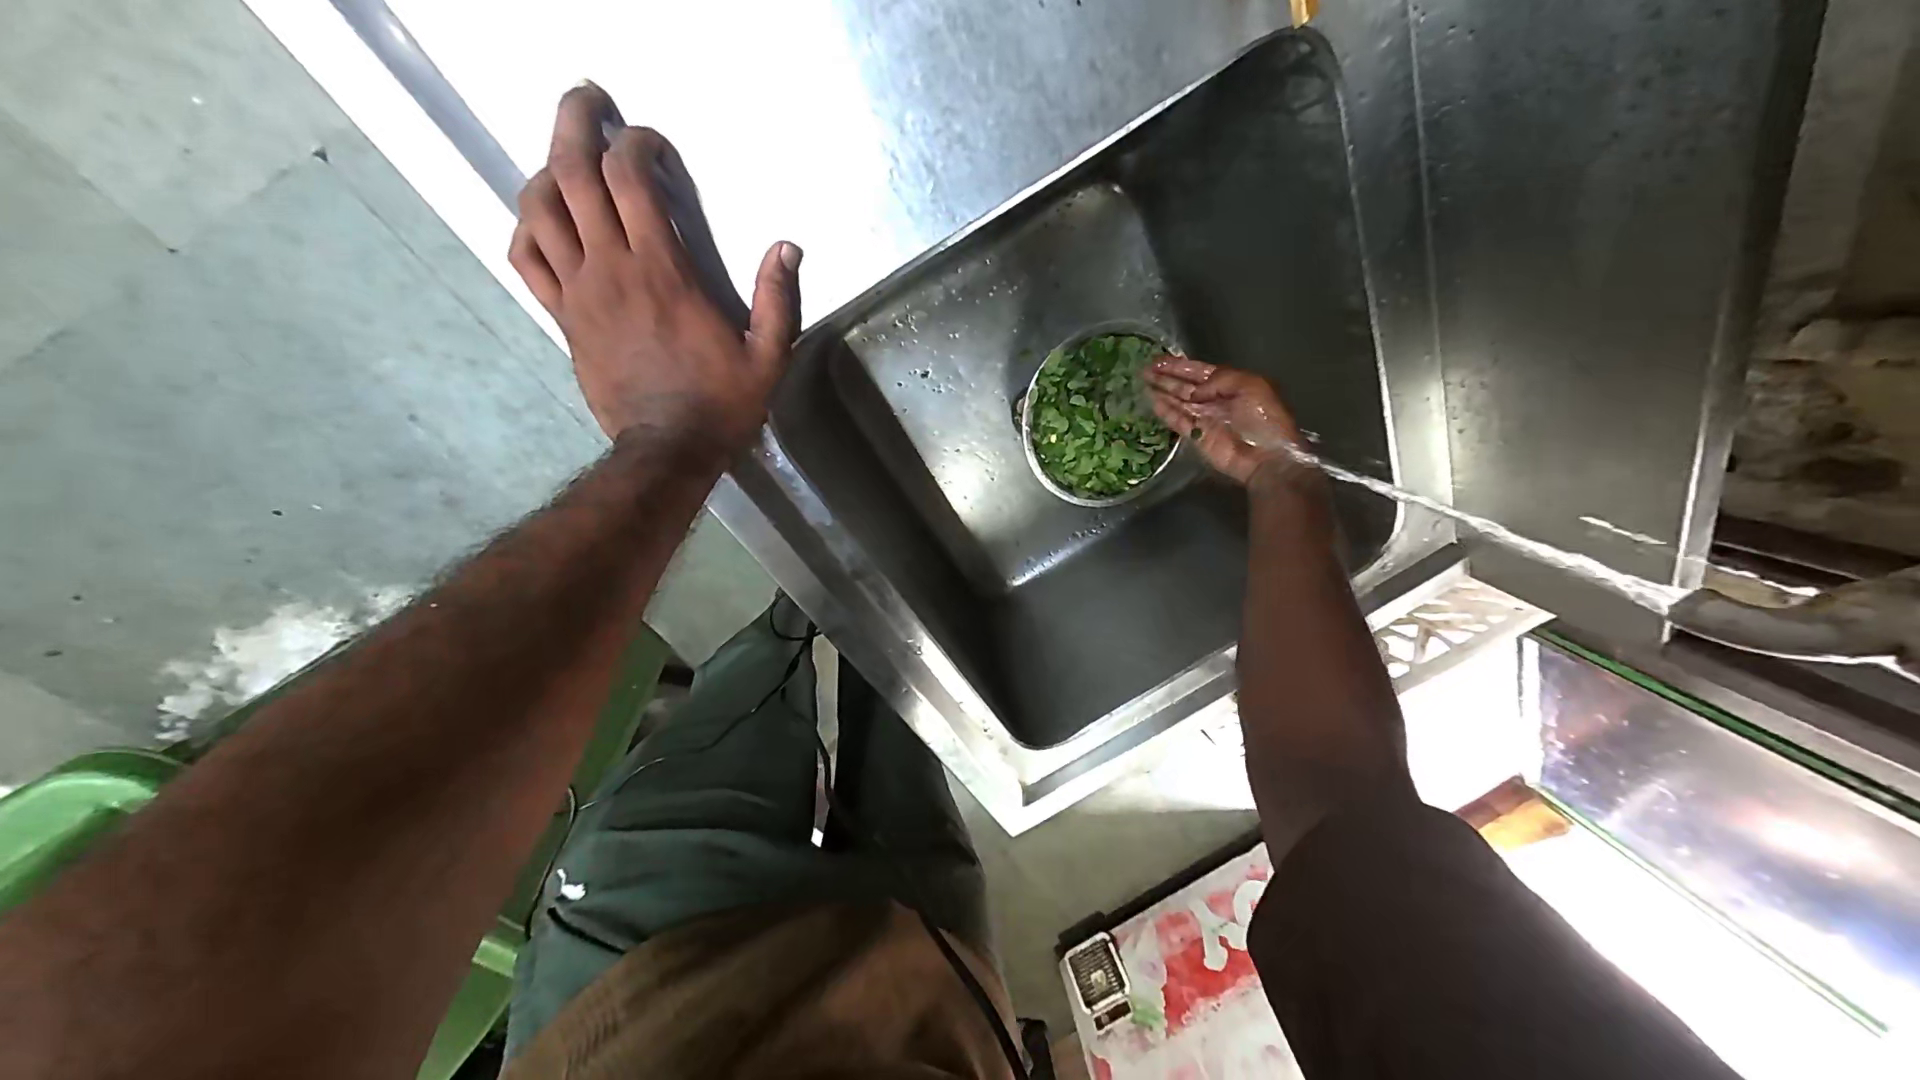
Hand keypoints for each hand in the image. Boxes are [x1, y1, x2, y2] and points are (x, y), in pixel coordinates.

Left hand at [508, 82, 801, 455]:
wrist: (668, 450)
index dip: (637, 144)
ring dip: (546, 167)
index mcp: (663, 272)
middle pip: (572, 173)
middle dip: (575, 123)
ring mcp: (578, 292)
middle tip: (587, 98)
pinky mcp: (562, 317)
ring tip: (565, 156)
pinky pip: (526, 257)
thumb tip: (786, 246)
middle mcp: (611, 269)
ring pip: (539, 207)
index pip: (630, 179)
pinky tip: (542, 217)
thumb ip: (777, 300)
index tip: (653, 142)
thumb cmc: (722, 404)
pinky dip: (527, 225)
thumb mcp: (768, 357)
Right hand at [1145, 356, 1306, 485]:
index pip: (1199, 371)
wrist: (1266, 456)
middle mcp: (1215, 399)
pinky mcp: (1196, 436)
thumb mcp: (1250, 386)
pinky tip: (1153, 402)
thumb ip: (1219, 380)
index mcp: (1230, 383)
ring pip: (1178, 402)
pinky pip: (1178, 421)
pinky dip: (1166, 412)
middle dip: (1166, 377)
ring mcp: (1205, 418)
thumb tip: (1193, 392)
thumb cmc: (1263, 418)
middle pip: (1185, 386)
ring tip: (1143, 383)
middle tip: (1144, 370)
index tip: (1158, 360)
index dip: (1179, 366)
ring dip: (1162, 392)